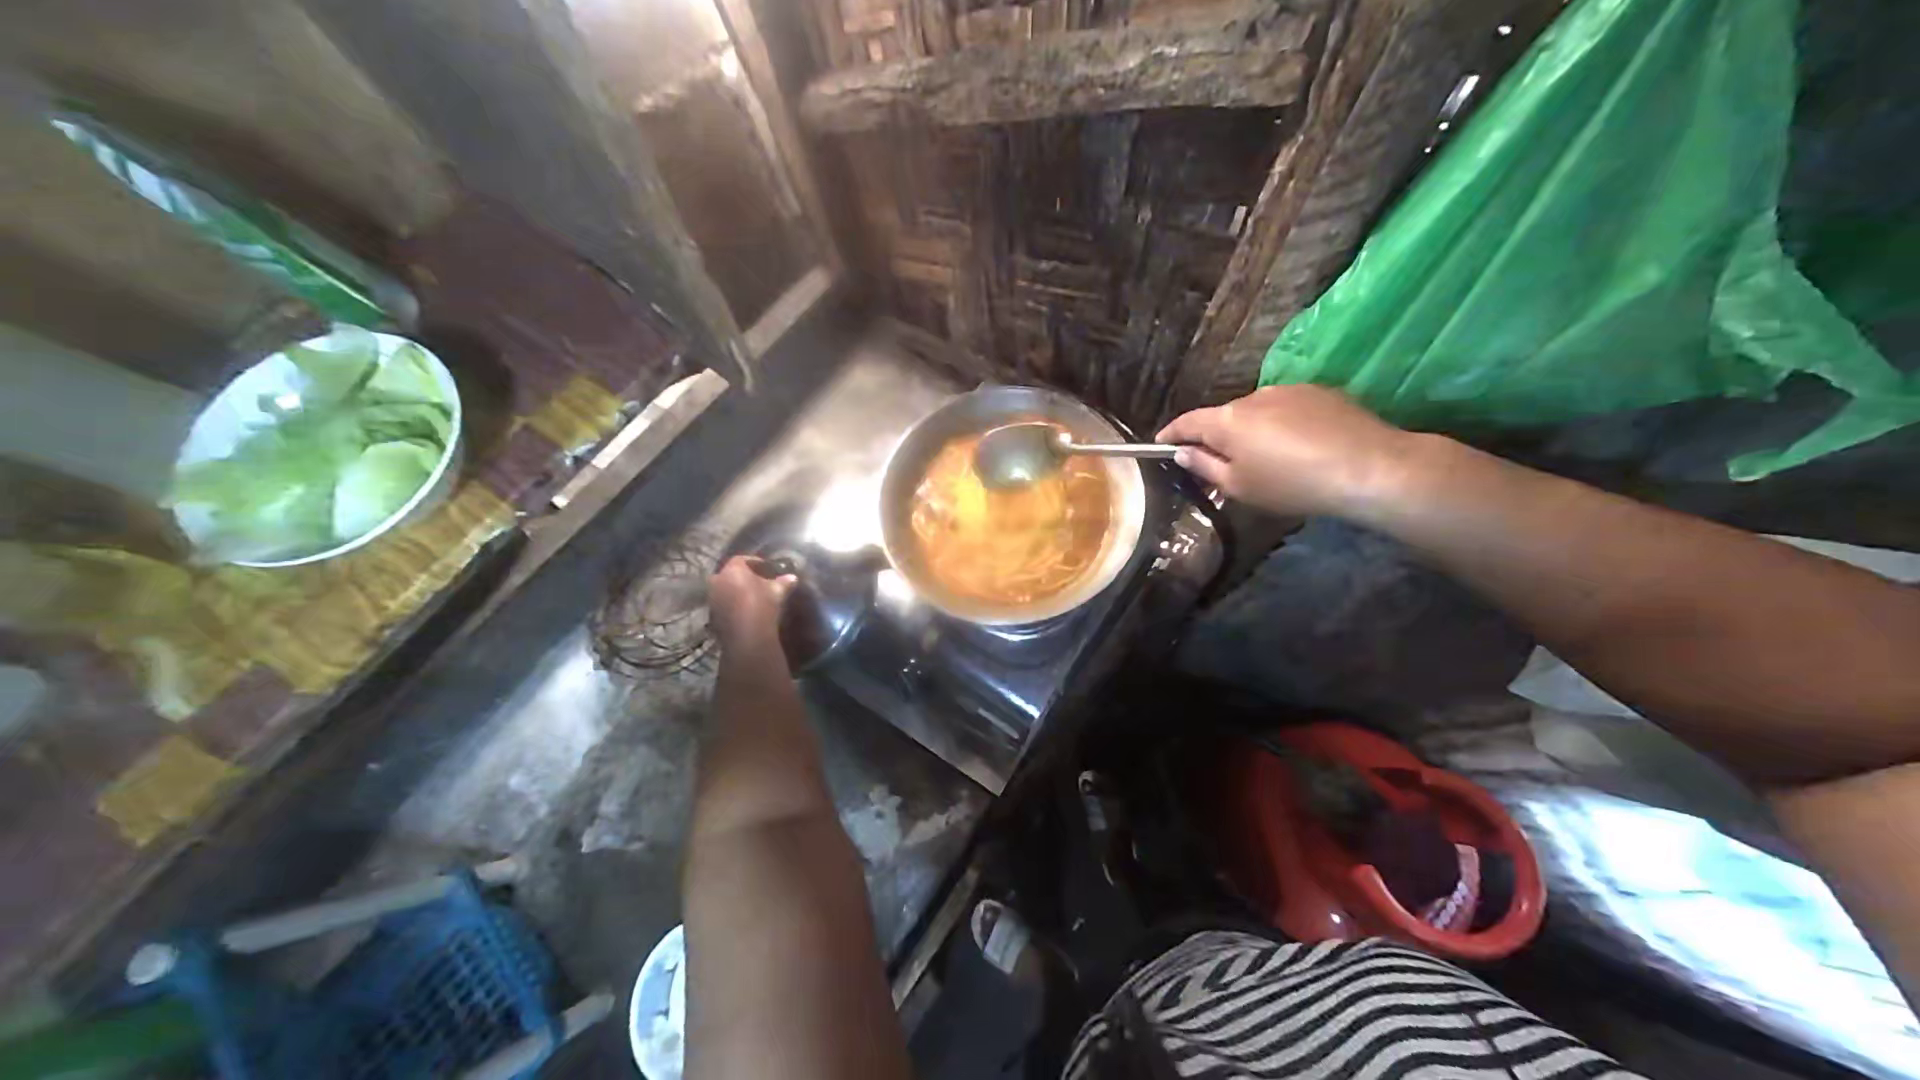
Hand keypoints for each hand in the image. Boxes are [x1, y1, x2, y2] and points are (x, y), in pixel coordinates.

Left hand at [708, 557, 795, 654]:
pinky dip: (731, 604)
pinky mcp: (712, 614)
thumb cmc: (762, 604)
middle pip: (730, 574)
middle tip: (756, 582)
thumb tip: (792, 577)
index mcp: (733, 569)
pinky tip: (743, 611)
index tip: (766, 568)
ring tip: (750, 598)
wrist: (747, 634)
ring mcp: (712, 598)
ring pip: (724, 589)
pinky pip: (722, 604)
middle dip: (742, 577)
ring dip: (735, 591)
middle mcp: (718, 580)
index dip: (755, 563)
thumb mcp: (777, 591)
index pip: (742, 559)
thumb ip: (783, 582)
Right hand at [1157, 385, 1423, 518]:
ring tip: (1267, 459)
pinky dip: (1283, 426)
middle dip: (1217, 437)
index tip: (1161, 444)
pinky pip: (1287, 409)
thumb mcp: (1239, 486)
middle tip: (1221, 466)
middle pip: (1224, 417)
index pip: (1187, 422)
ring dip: (1253, 431)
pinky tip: (1299, 448)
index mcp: (1227, 420)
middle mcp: (1253, 396)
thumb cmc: (1291, 484)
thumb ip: (1205, 466)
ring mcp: (1289, 390)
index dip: (1170, 434)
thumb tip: (1184, 451)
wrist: (1368, 467)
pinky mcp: (1321, 392)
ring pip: (1257, 412)